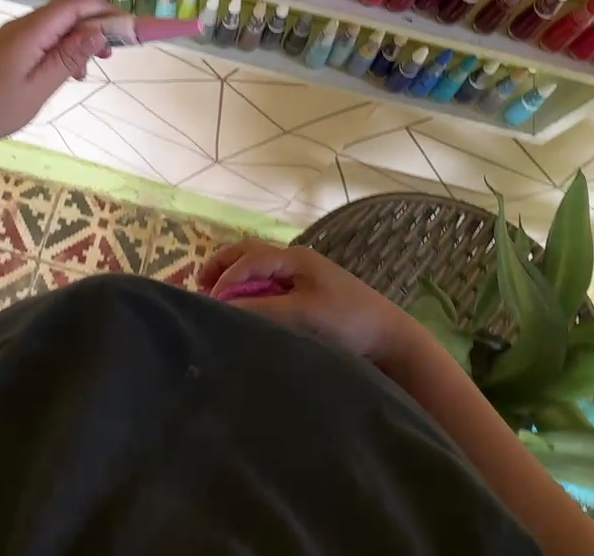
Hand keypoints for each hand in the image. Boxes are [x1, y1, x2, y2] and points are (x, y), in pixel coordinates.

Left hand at [0, 0, 120, 156]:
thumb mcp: (39, 88)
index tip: (130, 26)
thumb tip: (100, 32)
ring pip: (57, 24)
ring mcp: (14, 36)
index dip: (106, 9)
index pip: (75, 4)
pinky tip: (69, 73)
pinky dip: (64, 48)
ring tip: (94, 66)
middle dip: (97, 23)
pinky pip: (45, 37)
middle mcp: (23, 25)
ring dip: (81, 38)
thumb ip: (70, 58)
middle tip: (115, 51)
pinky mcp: (9, 48)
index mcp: (31, 31)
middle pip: (68, 10)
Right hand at [199, 239, 424, 370]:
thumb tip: (222, 310)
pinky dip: (250, 291)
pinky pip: (270, 284)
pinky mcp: (309, 295)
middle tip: (202, 288)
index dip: (224, 278)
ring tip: (219, 298)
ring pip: (259, 267)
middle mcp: (296, 261)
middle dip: (223, 267)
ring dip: (236, 278)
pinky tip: (245, 310)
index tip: (209, 303)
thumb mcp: (303, 315)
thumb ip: (261, 310)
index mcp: (295, 258)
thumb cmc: (348, 321)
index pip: (248, 258)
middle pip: (250, 253)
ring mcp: (303, 277)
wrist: (390, 341)